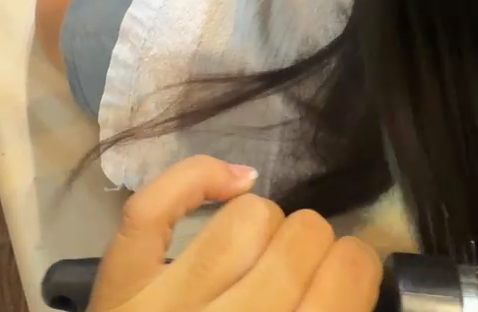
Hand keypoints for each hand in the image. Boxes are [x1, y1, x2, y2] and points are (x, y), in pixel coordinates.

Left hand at [91, 155, 381, 311]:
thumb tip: (351, 274)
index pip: (349, 273)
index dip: (357, 266)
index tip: (347, 277)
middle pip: (304, 235)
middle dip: (313, 247)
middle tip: (299, 278)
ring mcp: (165, 303)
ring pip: (248, 215)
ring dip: (266, 226)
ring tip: (258, 258)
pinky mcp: (120, 284)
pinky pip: (156, 204)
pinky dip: (197, 178)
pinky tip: (234, 184)